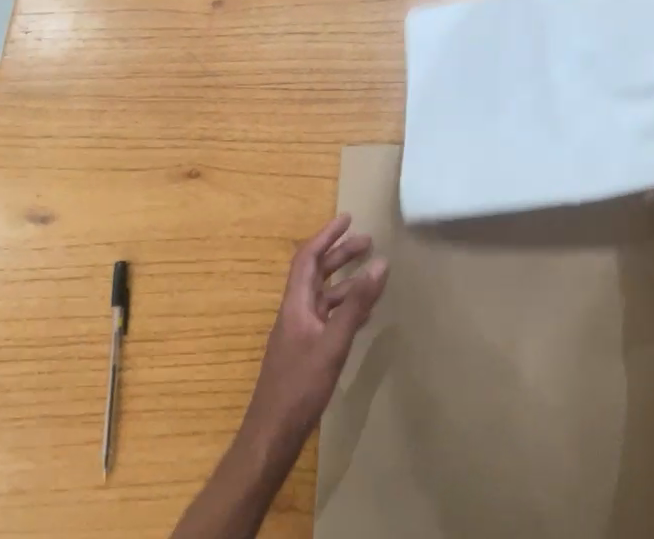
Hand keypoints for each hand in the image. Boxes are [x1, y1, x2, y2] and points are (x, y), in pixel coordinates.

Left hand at [250, 213, 388, 429]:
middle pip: (316, 274)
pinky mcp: (306, 351)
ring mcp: (299, 334)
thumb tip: (380, 263)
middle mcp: (295, 314)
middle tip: (369, 241)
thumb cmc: (300, 387)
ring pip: (324, 296)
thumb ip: (356, 304)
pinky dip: (347, 306)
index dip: (326, 236)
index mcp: (295, 306)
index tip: (348, 219)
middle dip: (340, 254)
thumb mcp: (333, 342)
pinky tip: (364, 313)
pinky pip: (328, 316)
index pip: (308, 259)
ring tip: (373, 274)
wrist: (273, 433)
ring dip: (346, 280)